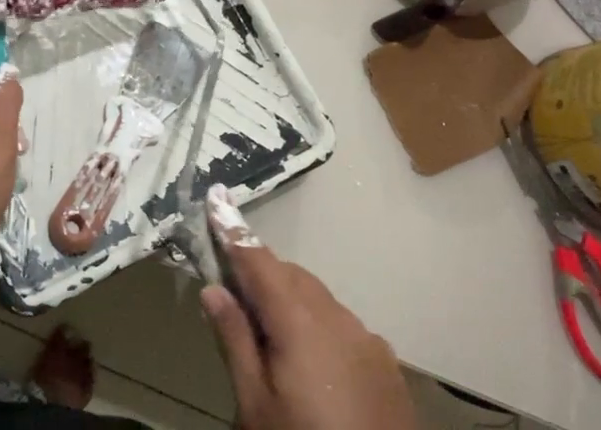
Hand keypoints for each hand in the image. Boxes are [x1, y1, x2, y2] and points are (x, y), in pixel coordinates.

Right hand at [200, 198, 415, 429]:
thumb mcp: (255, 402)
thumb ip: (235, 340)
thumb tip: (213, 289)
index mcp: (299, 322)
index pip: (258, 260)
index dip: (234, 230)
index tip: (217, 198)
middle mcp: (337, 317)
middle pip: (290, 275)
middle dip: (260, 273)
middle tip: (233, 294)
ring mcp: (367, 339)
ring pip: (318, 298)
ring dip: (291, 300)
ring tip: (271, 336)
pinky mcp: (386, 362)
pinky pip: (343, 324)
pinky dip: (319, 324)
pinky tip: (311, 361)